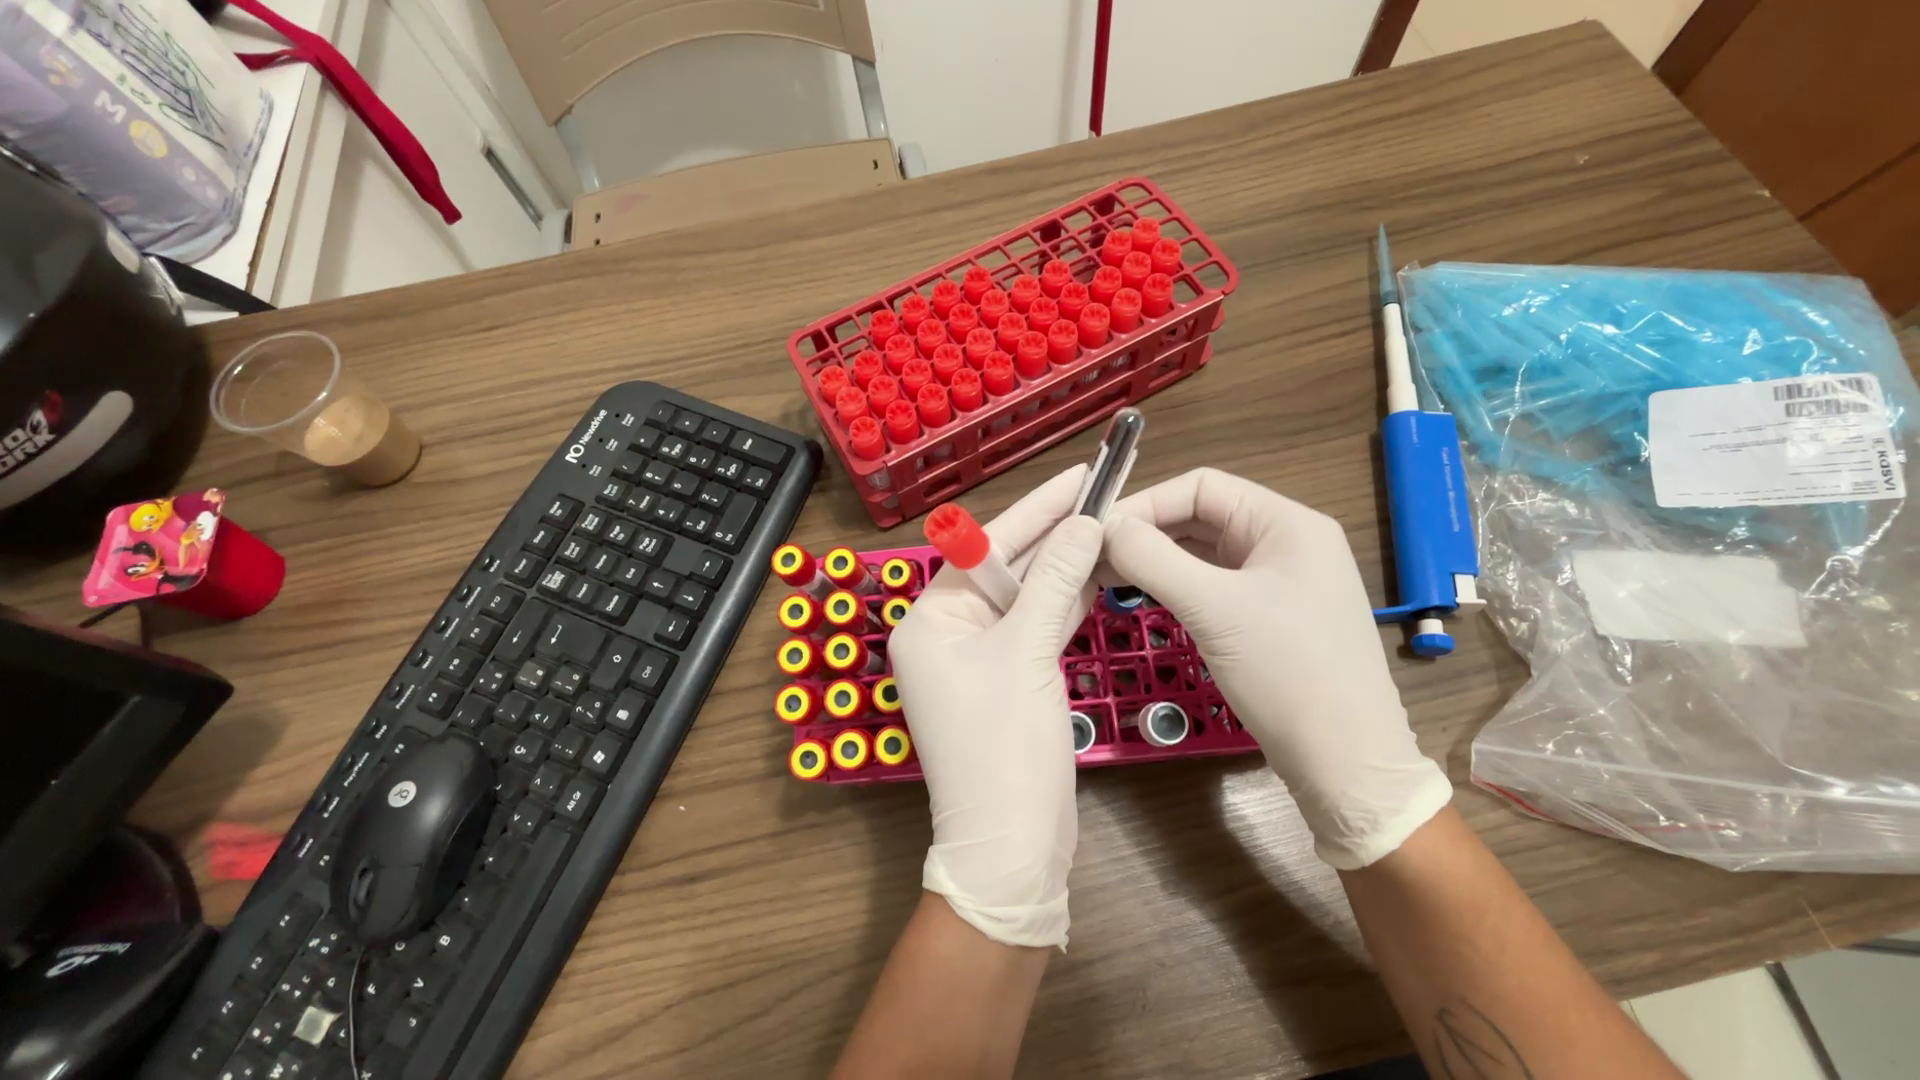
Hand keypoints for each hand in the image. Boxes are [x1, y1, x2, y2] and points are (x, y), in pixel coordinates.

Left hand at [887, 465, 1103, 948]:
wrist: (1012, 846)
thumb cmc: (1003, 747)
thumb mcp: (1026, 654)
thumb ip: (1053, 582)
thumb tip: (1085, 522)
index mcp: (930, 620)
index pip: (987, 547)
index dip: (1037, 509)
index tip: (1079, 475)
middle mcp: (948, 632)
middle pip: (1009, 569)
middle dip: (1056, 534)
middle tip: (1106, 492)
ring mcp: (980, 658)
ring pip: (1028, 597)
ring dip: (1067, 566)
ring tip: (1113, 522)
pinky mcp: (1010, 681)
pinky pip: (1038, 628)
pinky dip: (1067, 604)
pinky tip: (1100, 572)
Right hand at [1101, 468, 1452, 868]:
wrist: (1345, 762)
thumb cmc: (1287, 673)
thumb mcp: (1213, 609)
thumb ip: (1153, 559)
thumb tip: (1103, 527)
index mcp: (1287, 523)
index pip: (1202, 487)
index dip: (1145, 502)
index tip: (1096, 530)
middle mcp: (1288, 543)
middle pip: (1203, 517)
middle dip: (1147, 532)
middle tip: (1092, 557)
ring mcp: (1283, 582)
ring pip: (1206, 553)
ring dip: (1158, 560)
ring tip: (1106, 577)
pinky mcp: (1273, 618)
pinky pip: (1216, 586)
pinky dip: (1178, 587)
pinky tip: (1144, 598)